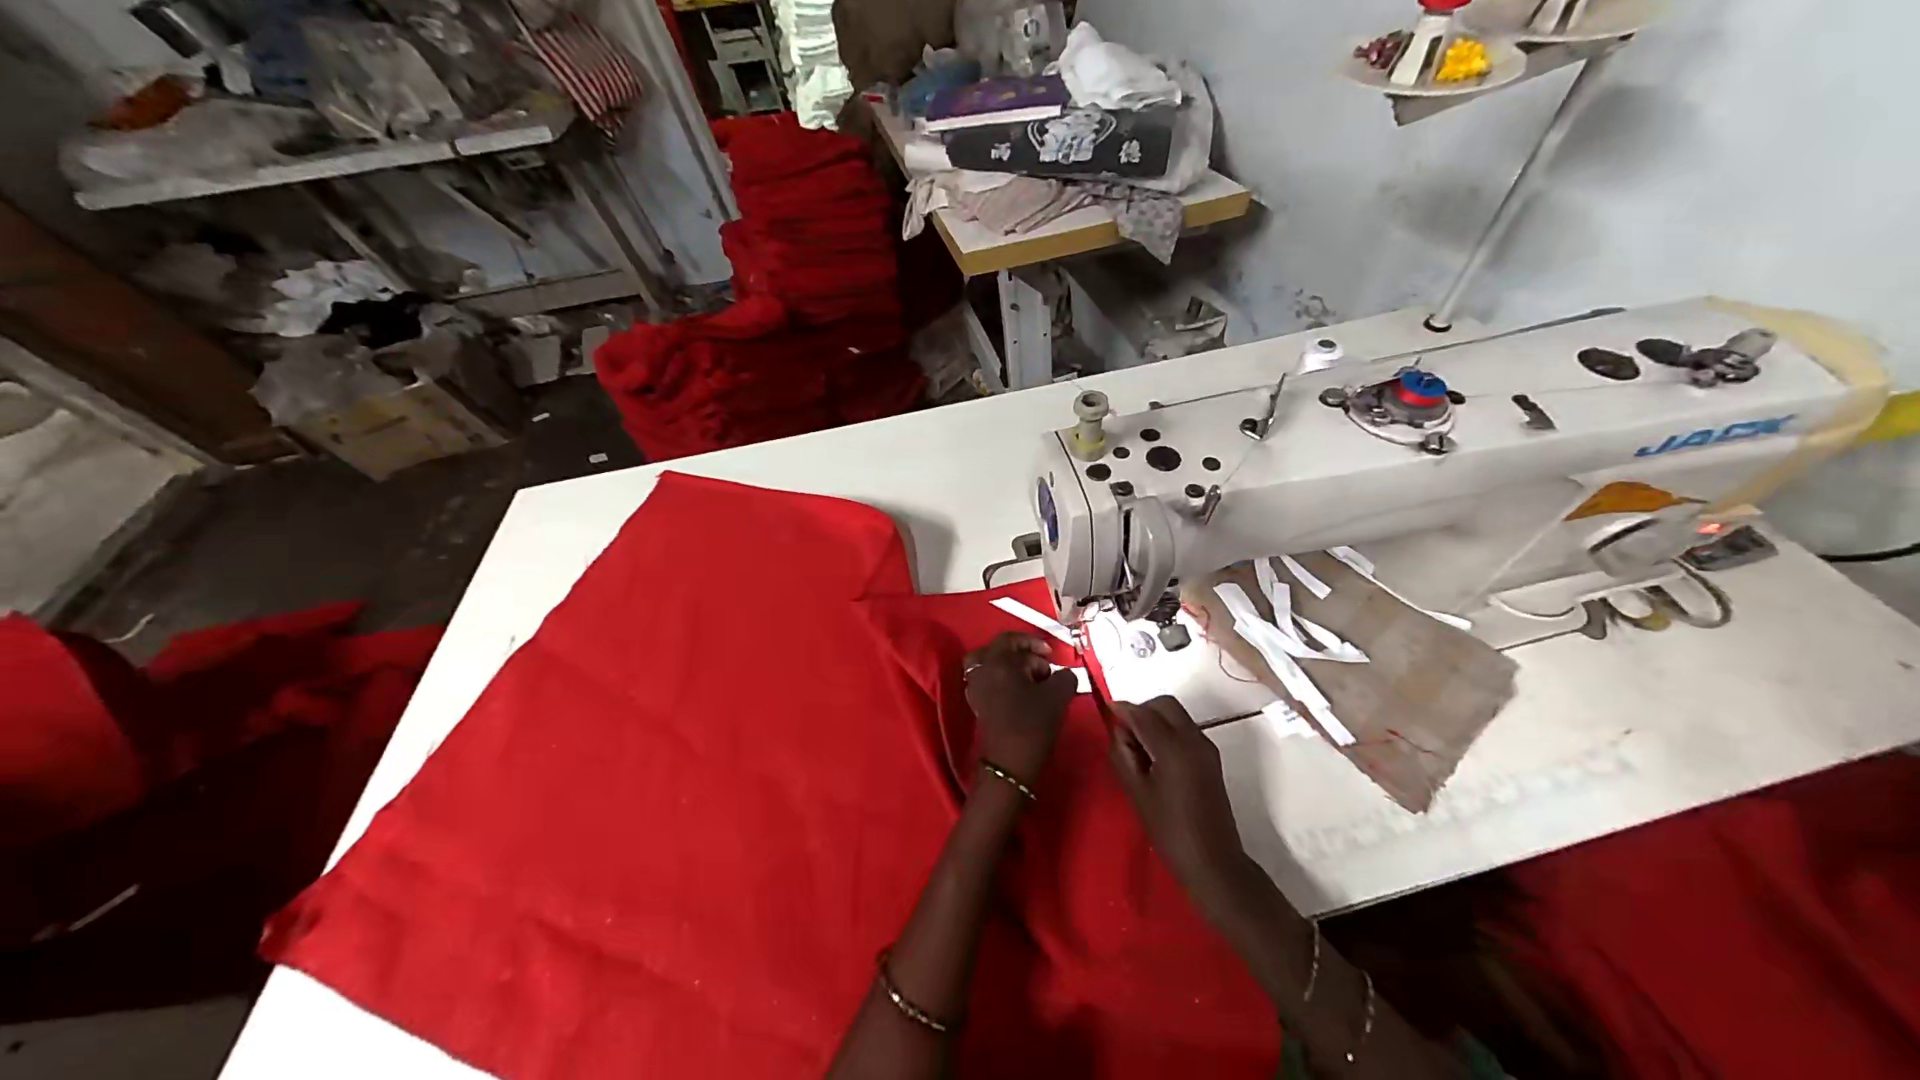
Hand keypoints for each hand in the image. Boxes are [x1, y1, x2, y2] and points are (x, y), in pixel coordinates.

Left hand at [963, 633, 1075, 786]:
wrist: (1010, 764)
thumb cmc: (1033, 723)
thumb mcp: (1058, 696)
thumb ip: (1064, 677)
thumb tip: (1062, 675)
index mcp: (996, 662)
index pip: (1008, 638)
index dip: (1031, 641)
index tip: (1049, 654)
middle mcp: (980, 672)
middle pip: (998, 653)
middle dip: (1021, 657)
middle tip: (1042, 671)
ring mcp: (975, 690)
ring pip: (992, 669)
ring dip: (1012, 671)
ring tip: (1033, 684)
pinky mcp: (978, 707)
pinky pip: (990, 685)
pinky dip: (1005, 684)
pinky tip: (1024, 697)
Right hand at [1107, 696, 1250, 908]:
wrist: (1213, 861)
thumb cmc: (1169, 830)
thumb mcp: (1137, 792)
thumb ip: (1124, 754)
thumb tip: (1120, 732)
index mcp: (1174, 748)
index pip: (1144, 714)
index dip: (1123, 710)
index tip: (1106, 710)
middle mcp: (1194, 740)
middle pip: (1164, 705)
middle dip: (1141, 710)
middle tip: (1123, 733)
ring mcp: (1206, 748)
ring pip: (1176, 715)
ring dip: (1155, 720)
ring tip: (1137, 748)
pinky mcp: (1210, 758)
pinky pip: (1185, 730)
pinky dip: (1167, 731)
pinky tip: (1154, 756)